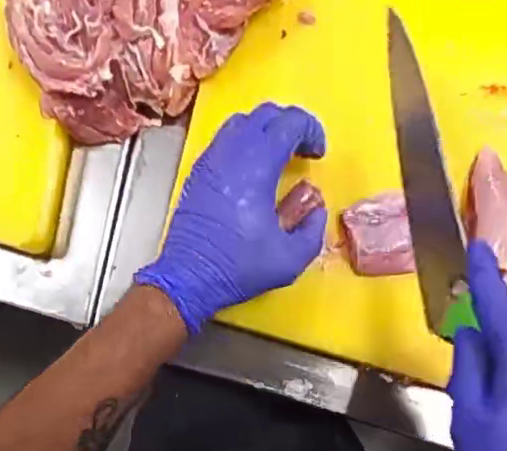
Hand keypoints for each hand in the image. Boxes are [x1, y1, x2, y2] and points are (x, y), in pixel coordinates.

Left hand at [135, 103, 328, 333]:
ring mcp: (210, 161)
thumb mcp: (289, 260)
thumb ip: (312, 232)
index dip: (311, 130)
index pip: (290, 122)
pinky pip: (222, 143)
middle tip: (300, 151)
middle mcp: (231, 153)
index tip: (318, 153)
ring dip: (263, 132)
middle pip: (265, 114)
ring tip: (274, 159)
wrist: (189, 279)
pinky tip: (249, 174)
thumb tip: (316, 211)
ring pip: (240, 123)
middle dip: (289, 126)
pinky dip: (242, 146)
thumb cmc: (237, 269)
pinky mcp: (196, 175)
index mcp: (257, 166)